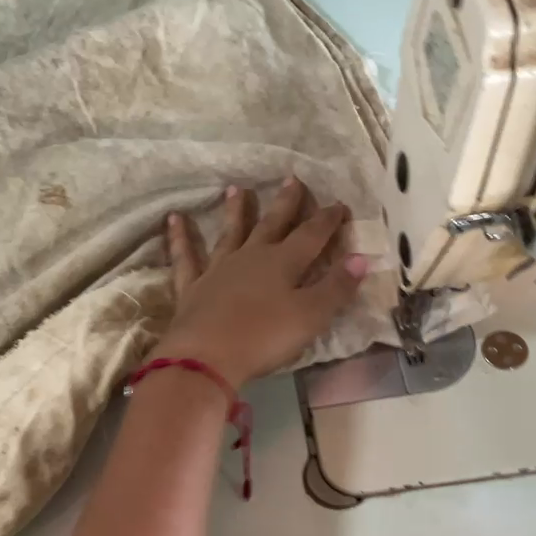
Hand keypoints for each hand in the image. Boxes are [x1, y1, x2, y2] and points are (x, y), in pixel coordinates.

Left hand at [152, 177, 366, 384]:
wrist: (207, 357)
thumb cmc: (264, 338)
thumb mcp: (311, 316)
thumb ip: (336, 287)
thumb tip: (362, 258)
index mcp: (284, 263)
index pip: (312, 235)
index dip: (328, 220)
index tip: (340, 205)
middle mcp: (251, 258)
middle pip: (272, 225)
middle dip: (286, 204)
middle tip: (292, 179)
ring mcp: (219, 270)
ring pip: (230, 234)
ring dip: (235, 211)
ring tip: (235, 189)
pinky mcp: (193, 288)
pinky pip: (186, 257)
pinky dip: (179, 238)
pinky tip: (174, 219)